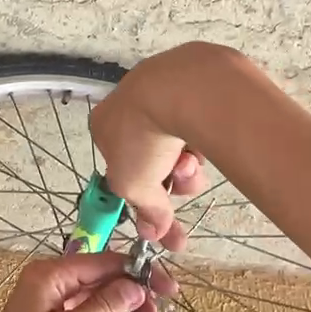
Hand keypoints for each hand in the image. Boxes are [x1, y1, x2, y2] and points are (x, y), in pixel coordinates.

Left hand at [0, 253, 149, 311]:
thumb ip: (104, 306)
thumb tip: (135, 285)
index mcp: (48, 275)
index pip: (102, 261)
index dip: (137, 272)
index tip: (169, 290)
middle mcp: (47, 282)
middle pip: (100, 278)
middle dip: (132, 296)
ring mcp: (47, 303)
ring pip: (94, 297)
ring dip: (121, 311)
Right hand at [89, 69, 208, 244]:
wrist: (179, 89)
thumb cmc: (143, 137)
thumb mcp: (134, 186)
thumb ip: (144, 210)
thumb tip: (154, 235)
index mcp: (103, 124)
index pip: (120, 163)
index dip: (142, 188)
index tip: (163, 209)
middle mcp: (127, 102)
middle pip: (153, 154)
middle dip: (171, 176)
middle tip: (184, 183)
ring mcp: (160, 87)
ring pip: (177, 137)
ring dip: (188, 158)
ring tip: (197, 158)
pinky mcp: (191, 77)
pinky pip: (196, 115)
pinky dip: (202, 129)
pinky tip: (207, 133)